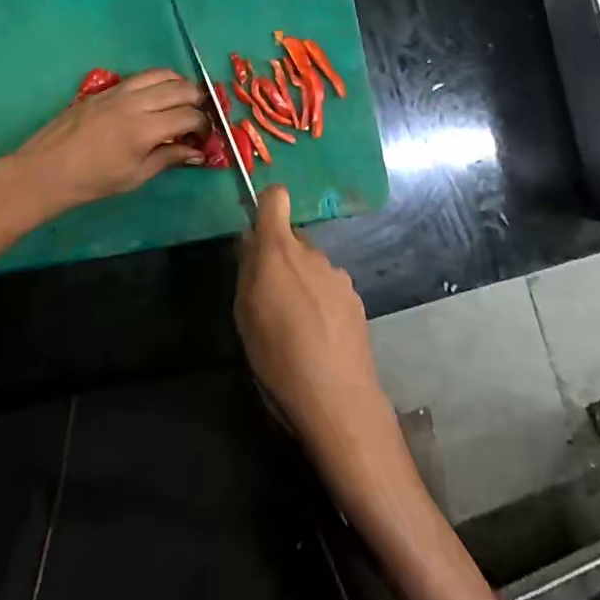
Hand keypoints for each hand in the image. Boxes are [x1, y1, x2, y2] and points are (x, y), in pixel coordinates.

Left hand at [13, 68, 208, 212]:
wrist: (47, 170)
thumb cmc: (93, 181)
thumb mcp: (136, 176)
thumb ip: (168, 158)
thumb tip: (197, 152)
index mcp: (144, 129)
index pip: (189, 116)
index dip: (204, 126)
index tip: (204, 138)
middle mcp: (135, 103)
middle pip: (181, 88)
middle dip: (198, 101)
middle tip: (198, 119)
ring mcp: (119, 91)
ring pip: (161, 74)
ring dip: (179, 84)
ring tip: (183, 101)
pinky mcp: (106, 88)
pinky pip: (140, 76)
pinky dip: (157, 82)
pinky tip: (157, 98)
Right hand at [236, 187, 496, 599]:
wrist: (337, 400)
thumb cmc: (276, 357)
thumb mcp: (244, 313)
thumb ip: (248, 270)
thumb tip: (252, 243)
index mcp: (279, 251)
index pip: (276, 199)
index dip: (265, 206)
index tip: (256, 232)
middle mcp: (313, 254)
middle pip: (291, 239)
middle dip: (278, 258)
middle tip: (266, 297)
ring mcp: (339, 276)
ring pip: (311, 265)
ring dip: (300, 282)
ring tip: (293, 326)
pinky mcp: (355, 300)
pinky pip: (328, 287)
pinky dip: (319, 301)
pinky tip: (317, 337)